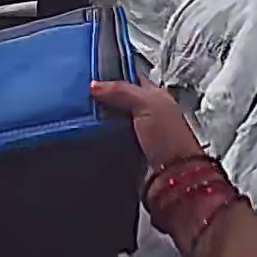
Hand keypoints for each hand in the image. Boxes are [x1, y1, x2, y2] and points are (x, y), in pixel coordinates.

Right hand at [91, 80, 206, 168]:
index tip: (94, 78)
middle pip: (120, 101)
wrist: (172, 179)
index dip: (114, 77)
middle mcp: (148, 114)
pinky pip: (110, 142)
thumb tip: (95, 86)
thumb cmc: (170, 138)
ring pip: (113, 122)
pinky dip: (101, 140)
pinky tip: (91, 137)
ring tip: (84, 118)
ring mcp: (139, 135)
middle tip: (86, 100)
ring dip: (100, 122)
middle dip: (103, 101)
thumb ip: (121, 91)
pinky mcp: (130, 154)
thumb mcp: (146, 104)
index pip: (132, 79)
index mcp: (156, 97)